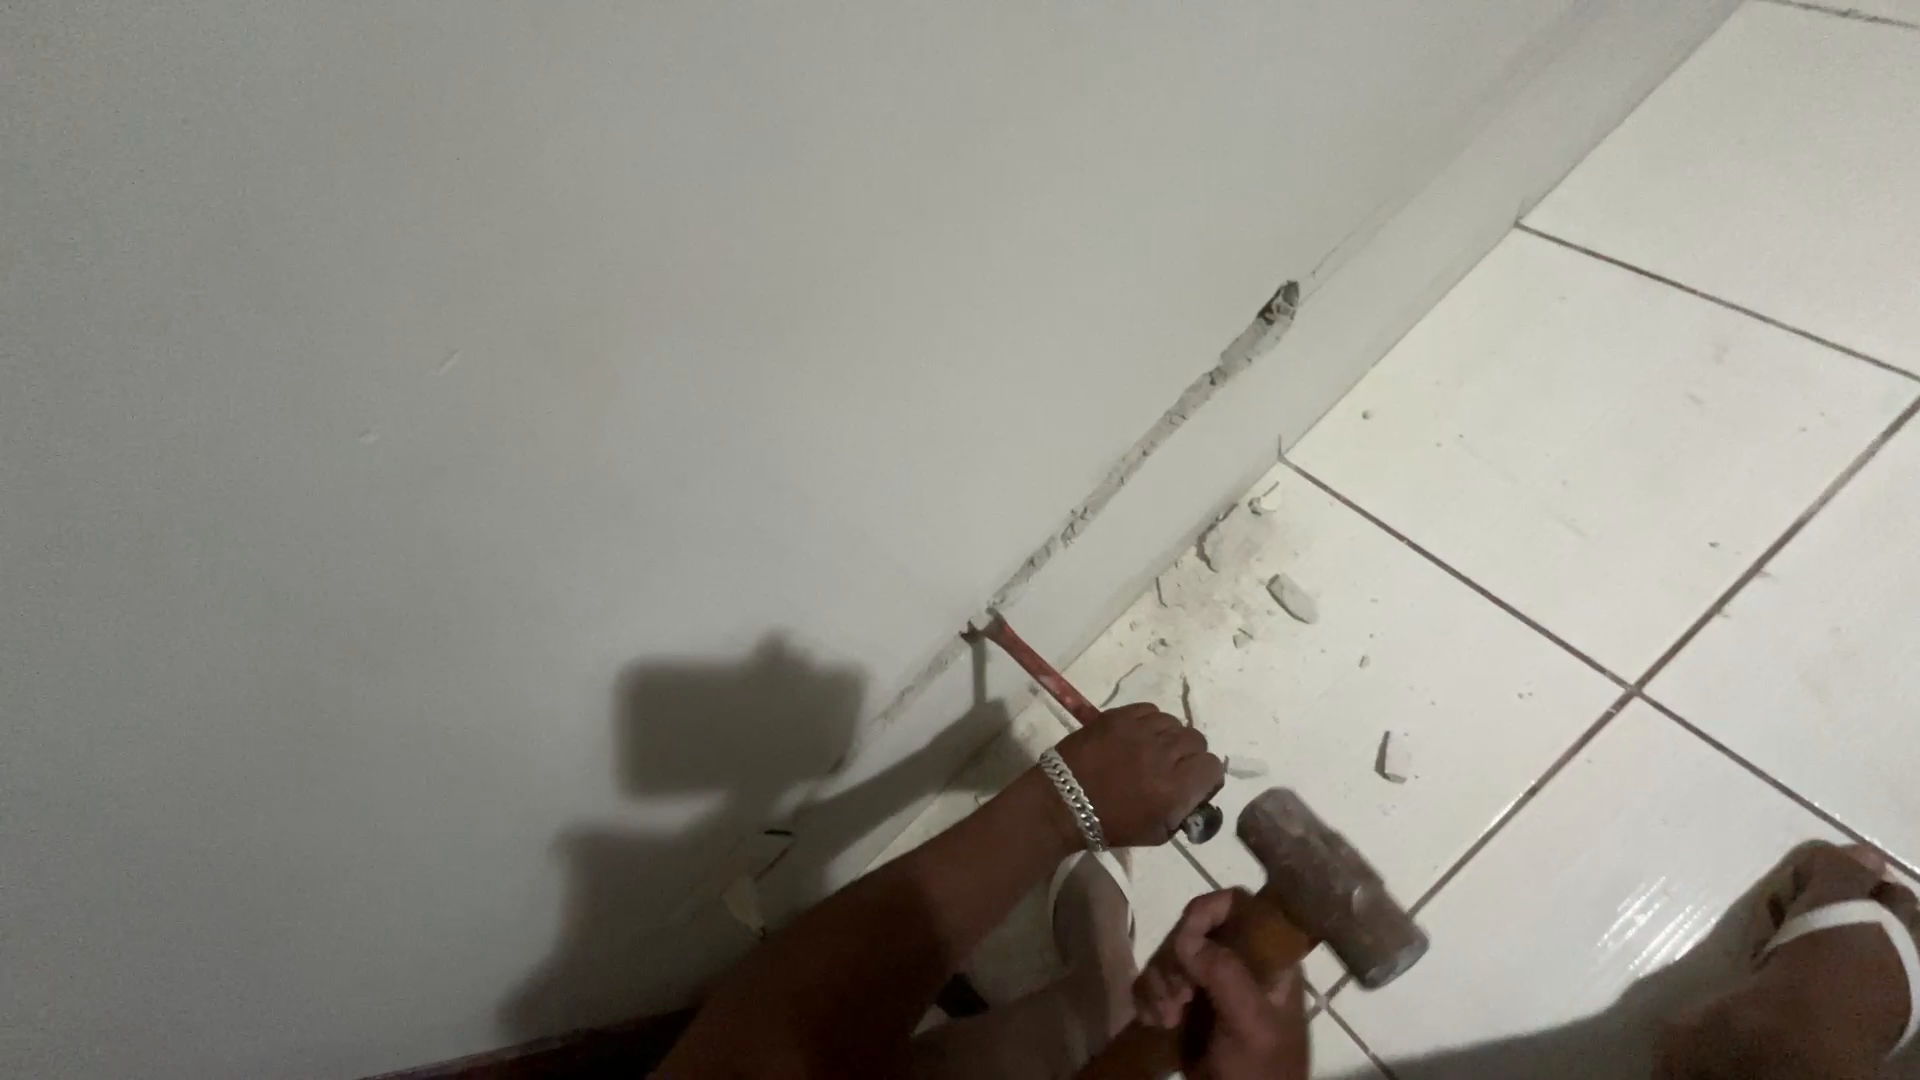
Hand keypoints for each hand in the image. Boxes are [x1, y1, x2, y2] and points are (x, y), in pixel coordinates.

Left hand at [1052, 703, 1223, 846]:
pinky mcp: (1117, 716)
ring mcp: (1138, 731)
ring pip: (1174, 722)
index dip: (1206, 775)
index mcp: (1173, 789)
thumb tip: (1197, 792)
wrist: (1063, 801)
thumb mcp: (1157, 833)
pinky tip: (1138, 735)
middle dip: (1189, 754)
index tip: (1193, 781)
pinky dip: (1149, 721)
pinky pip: (1149, 709)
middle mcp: (1161, 755)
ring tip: (1153, 748)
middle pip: (1196, 740)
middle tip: (1172, 765)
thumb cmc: (1109, 824)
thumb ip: (1184, 811)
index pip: (1212, 766)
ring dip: (1169, 736)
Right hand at [1134, 889, 1309, 1079]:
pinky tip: (1154, 1021)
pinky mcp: (1183, 1003)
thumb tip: (1186, 938)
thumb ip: (1225, 975)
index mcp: (1268, 960)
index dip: (1209, 909)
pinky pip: (1153, 979)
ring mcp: (1209, 982)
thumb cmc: (1260, 1074)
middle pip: (1193, 927)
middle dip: (1176, 959)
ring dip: (1159, 981)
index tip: (1187, 938)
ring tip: (1165, 1016)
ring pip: (1170, 952)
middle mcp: (1238, 962)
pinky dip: (1147, 996)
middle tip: (1178, 995)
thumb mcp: (1252, 1025)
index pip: (1238, 904)